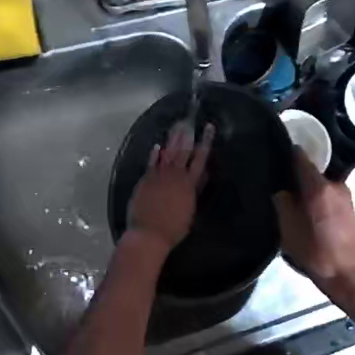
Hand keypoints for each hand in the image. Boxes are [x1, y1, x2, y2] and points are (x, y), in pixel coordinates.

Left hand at [126, 122, 212, 248]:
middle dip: (187, 134)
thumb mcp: (190, 211)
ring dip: (172, 140)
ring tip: (176, 127)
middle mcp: (175, 176)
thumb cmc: (174, 228)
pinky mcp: (145, 180)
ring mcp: (158, 176)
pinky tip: (157, 146)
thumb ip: (194, 191)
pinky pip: (151, 163)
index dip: (205, 142)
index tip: (209, 128)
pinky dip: (154, 154)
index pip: (200, 158)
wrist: (149, 234)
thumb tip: (200, 176)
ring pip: (167, 153)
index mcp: (189, 184)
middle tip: (189, 120)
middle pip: (183, 151)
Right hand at [273, 154, 354, 289]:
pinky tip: (308, 208)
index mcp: (318, 187)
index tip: (276, 152)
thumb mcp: (288, 229)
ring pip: (321, 183)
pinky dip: (318, 196)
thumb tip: (282, 189)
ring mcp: (346, 195)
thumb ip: (282, 203)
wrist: (345, 274)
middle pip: (312, 171)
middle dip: (297, 174)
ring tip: (293, 196)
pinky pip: (329, 194)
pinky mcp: (350, 207)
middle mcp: (335, 185)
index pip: (301, 158)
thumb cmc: (314, 252)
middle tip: (280, 181)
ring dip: (309, 187)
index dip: (288, 153)